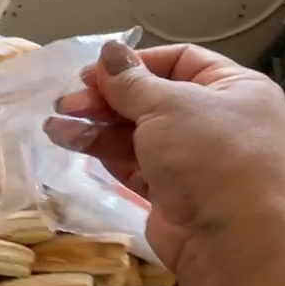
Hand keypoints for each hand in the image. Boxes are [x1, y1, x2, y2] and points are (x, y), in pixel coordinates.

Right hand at [45, 42, 284, 268]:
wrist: (231, 235)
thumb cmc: (211, 156)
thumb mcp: (169, 107)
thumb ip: (130, 82)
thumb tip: (107, 50)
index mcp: (231, 87)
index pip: (178, 61)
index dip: (133, 65)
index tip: (91, 74)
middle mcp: (213, 120)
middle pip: (150, 99)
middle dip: (105, 99)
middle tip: (65, 102)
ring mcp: (189, 158)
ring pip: (134, 133)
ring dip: (94, 126)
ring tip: (53, 124)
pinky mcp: (166, 190)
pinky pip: (130, 163)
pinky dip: (101, 152)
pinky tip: (69, 142)